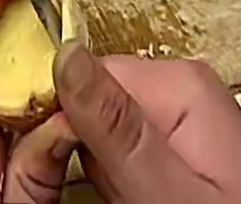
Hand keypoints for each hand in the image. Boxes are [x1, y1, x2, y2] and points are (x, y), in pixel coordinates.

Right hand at [19, 48, 240, 203]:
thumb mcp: (175, 199)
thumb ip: (120, 127)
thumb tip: (64, 51)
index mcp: (179, 82)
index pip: (80, 73)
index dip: (63, 123)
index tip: (61, 166)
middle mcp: (178, 88)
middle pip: (90, 101)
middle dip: (87, 154)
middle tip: (117, 199)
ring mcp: (180, 118)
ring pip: (100, 131)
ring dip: (103, 174)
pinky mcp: (179, 148)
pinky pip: (122, 151)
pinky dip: (119, 183)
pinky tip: (136, 202)